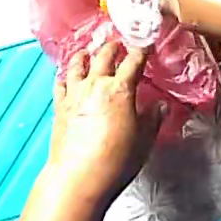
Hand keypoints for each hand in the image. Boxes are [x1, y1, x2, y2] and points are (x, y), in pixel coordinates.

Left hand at [41, 39, 160, 207]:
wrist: (78, 176)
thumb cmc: (115, 161)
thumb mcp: (143, 140)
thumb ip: (152, 118)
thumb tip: (160, 105)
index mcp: (119, 90)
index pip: (133, 62)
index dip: (141, 51)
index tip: (146, 45)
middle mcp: (95, 85)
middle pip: (104, 56)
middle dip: (113, 47)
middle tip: (118, 44)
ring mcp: (74, 93)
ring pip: (78, 64)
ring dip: (85, 55)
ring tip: (87, 51)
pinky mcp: (59, 106)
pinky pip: (60, 83)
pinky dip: (64, 76)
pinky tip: (64, 77)